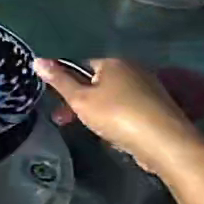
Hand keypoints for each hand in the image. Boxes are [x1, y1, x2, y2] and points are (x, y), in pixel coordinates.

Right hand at [33, 58, 203, 175]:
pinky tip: (119, 137)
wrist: (167, 143)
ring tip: (97, 133)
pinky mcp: (161, 108)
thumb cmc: (117, 116)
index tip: (58, 105)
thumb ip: (59, 81)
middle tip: (66, 122)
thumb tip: (37, 60)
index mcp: (113, 63)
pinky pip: (131, 111)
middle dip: (81, 103)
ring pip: (114, 99)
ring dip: (100, 114)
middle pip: (98, 83)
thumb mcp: (80, 100)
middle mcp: (134, 70)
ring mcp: (150, 88)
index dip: (66, 85)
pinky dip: (121, 122)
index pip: (80, 67)